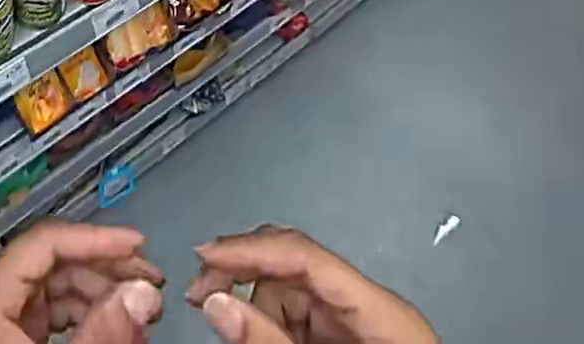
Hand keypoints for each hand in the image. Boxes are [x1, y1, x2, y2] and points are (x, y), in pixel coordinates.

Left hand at [0, 220, 165, 343]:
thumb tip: (144, 291)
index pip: (47, 242)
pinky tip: (119, 328)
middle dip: (106, 268)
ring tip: (145, 310)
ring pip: (59, 286)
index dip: (95, 238)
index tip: (139, 245)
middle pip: (55, 262)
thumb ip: (104, 334)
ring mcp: (5, 316)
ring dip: (103, 293)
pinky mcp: (16, 337)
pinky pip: (56, 313)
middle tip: (152, 281)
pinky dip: (89, 317)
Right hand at [185, 226, 436, 343]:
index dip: (248, 248)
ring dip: (249, 303)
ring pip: (286, 290)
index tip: (205, 254)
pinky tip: (250, 330)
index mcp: (383, 311)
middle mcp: (370, 307)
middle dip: (240, 274)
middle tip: (199, 291)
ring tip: (227, 324)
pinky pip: (295, 315)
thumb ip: (271, 340)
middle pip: (290, 267)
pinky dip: (265, 321)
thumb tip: (216, 303)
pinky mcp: (347, 338)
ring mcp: (360, 324)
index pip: (302, 253)